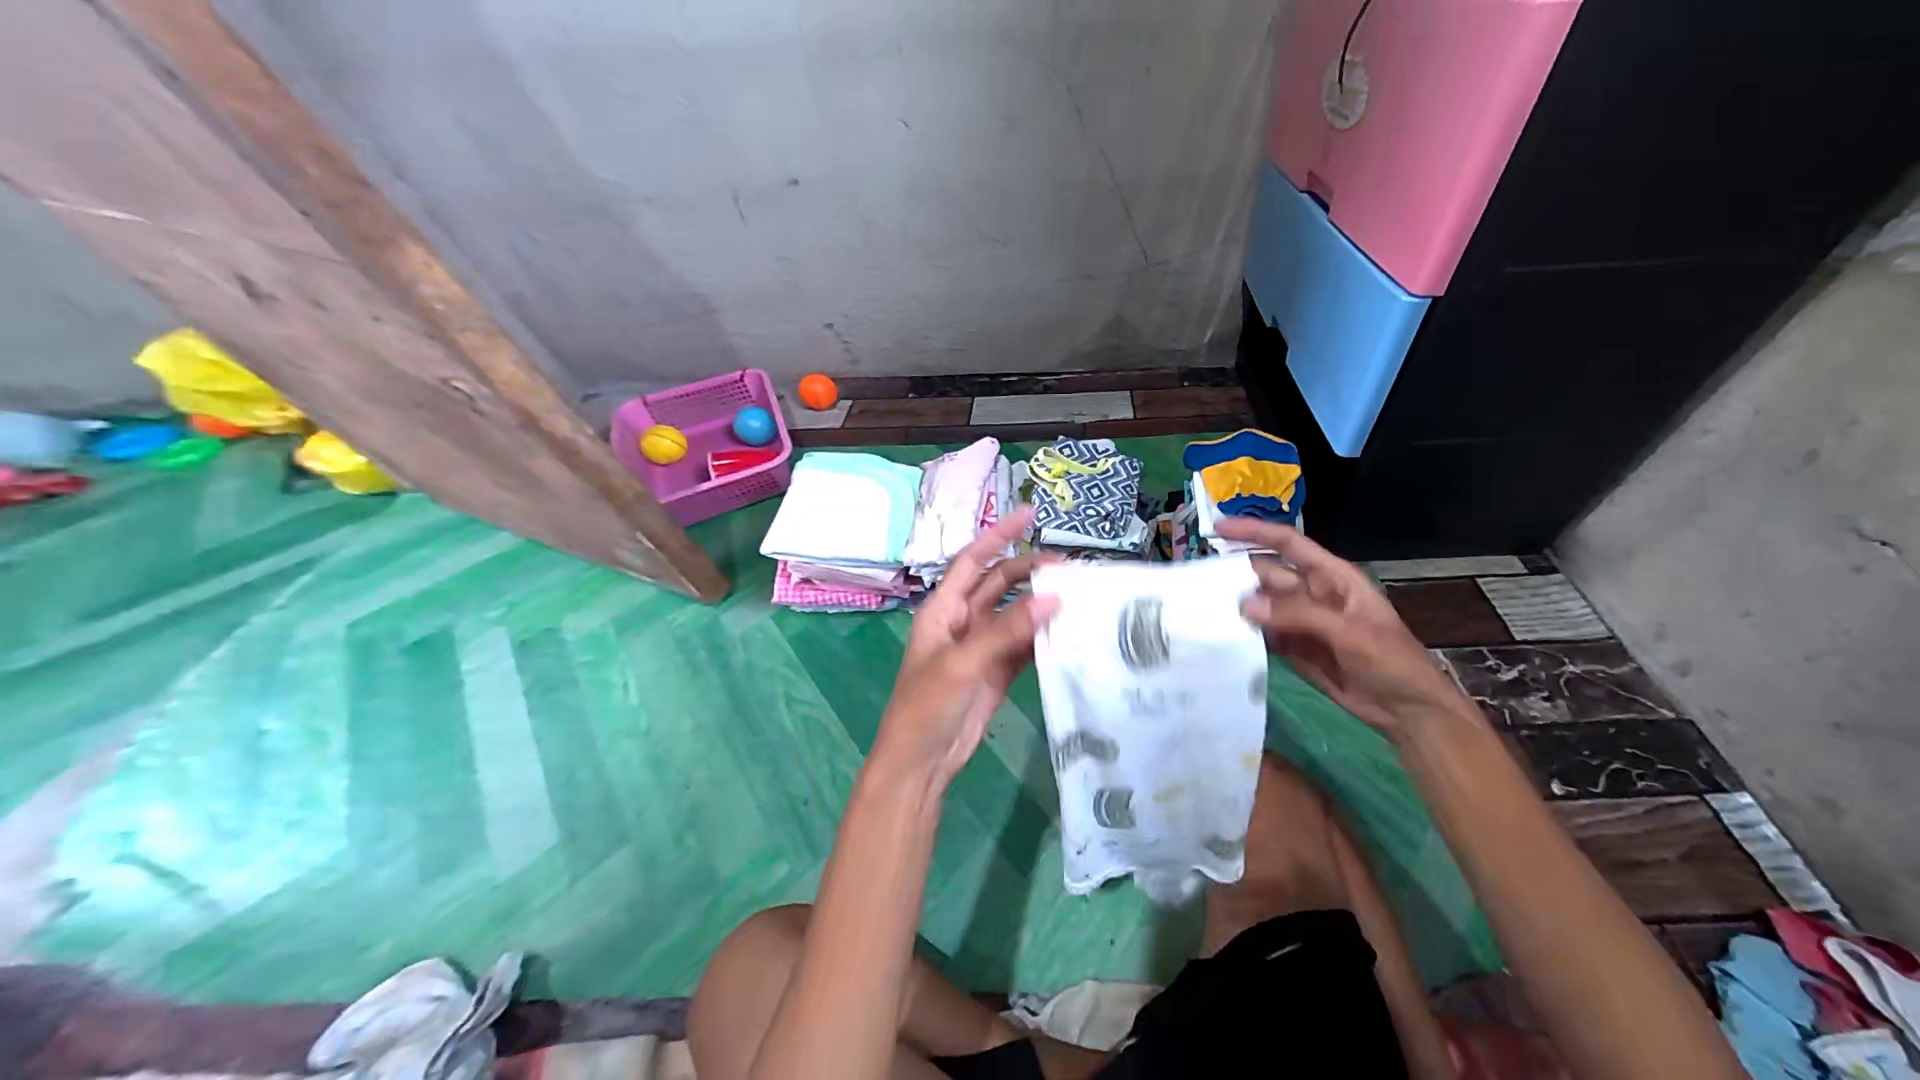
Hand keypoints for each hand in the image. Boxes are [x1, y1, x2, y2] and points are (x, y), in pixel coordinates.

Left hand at [878, 507, 1057, 784]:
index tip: (1031, 513)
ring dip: (1041, 602)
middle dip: (1029, 569)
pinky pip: (1024, 645)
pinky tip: (1070, 630)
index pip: (974, 560)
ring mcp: (982, 647)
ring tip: (1079, 593)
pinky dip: (1044, 636)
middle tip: (1070, 565)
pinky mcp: (998, 671)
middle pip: (999, 583)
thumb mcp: (962, 663)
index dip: (1000, 534)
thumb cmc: (927, 706)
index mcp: (942, 609)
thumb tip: (1053, 597)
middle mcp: (962, 620)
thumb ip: (1006, 630)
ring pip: (1016, 613)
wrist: (921, 762)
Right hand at [1216, 518, 1473, 741]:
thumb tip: (1246, 604)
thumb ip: (1298, 615)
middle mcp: (1312, 592)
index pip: (1288, 544)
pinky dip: (1243, 632)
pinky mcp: (1292, 648)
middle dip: (1236, 572)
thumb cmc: (1390, 660)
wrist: (1407, 710)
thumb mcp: (1349, 632)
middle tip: (1198, 578)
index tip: (1218, 528)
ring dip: (1237, 603)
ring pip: (1260, 604)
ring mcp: (1300, 621)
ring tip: (1201, 604)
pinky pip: (1262, 633)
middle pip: (1267, 574)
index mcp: (1332, 577)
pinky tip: (1221, 632)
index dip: (1254, 532)